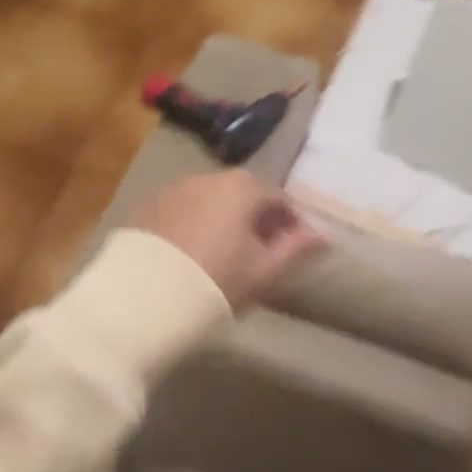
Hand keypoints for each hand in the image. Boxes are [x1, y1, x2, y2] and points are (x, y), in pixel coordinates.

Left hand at [132, 169, 327, 307]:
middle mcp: (208, 177)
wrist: (147, 295)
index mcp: (243, 188)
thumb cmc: (217, 281)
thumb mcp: (263, 270)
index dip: (290, 223)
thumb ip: (295, 247)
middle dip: (255, 218)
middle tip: (258, 252)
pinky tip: (191, 252)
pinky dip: (192, 224)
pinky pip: (181, 210)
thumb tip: (325, 235)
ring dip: (222, 219)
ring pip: (209, 200)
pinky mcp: (147, 206)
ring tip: (223, 253)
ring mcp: (173, 189)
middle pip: (242, 194)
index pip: (279, 199)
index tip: (291, 248)